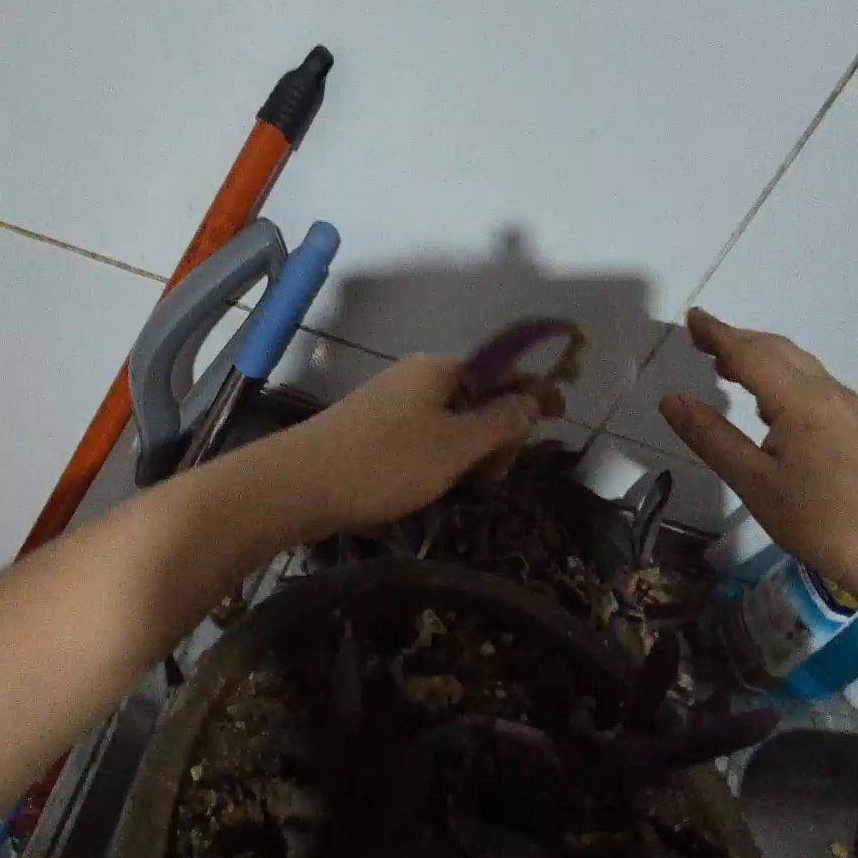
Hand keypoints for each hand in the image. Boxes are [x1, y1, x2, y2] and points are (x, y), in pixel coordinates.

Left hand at [285, 353, 560, 527]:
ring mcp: (391, 403)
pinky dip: (441, 459)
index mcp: (439, 370)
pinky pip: (423, 437)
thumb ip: (499, 422)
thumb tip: (532, 398)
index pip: (501, 369)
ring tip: (466, 489)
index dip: (533, 390)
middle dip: (497, 433)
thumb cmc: (384, 463)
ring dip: (470, 452)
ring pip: (450, 422)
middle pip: (477, 396)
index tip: (560, 416)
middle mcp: (416, 378)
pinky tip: (434, 486)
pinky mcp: (373, 430)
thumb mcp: (454, 447)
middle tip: (493, 479)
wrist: (297, 485)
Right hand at [658, 309, 857, 600]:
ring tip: (727, 365)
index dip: (718, 334)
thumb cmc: (821, 521)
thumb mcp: (754, 482)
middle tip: (701, 339)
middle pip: (779, 352)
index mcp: (801, 401)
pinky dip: (782, 376)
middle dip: (739, 340)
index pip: (751, 354)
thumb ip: (711, 437)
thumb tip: (670, 399)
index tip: (691, 318)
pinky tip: (770, 400)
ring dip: (761, 357)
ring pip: (800, 367)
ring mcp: (851, 413)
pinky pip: (814, 385)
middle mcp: (830, 395)